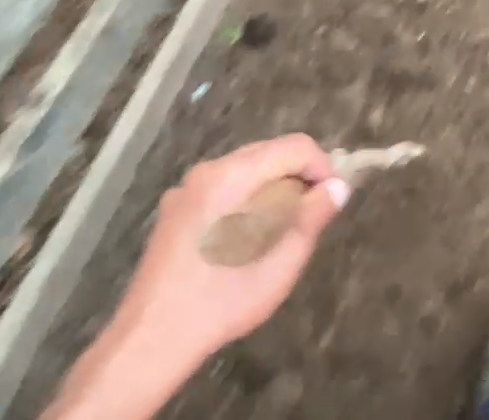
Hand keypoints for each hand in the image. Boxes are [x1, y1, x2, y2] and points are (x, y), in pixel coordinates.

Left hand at [43, 136, 346, 419]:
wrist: (150, 341)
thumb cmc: (221, 301)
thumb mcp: (280, 264)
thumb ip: (312, 217)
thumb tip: (339, 187)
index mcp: (233, 176)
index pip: (295, 146)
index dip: (322, 167)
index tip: (330, 200)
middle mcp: (207, 171)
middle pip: (269, 152)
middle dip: (298, 177)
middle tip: (310, 215)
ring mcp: (186, 189)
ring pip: (246, 168)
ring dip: (273, 188)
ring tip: (281, 228)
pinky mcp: (174, 209)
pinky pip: (223, 187)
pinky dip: (245, 198)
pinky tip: (245, 238)